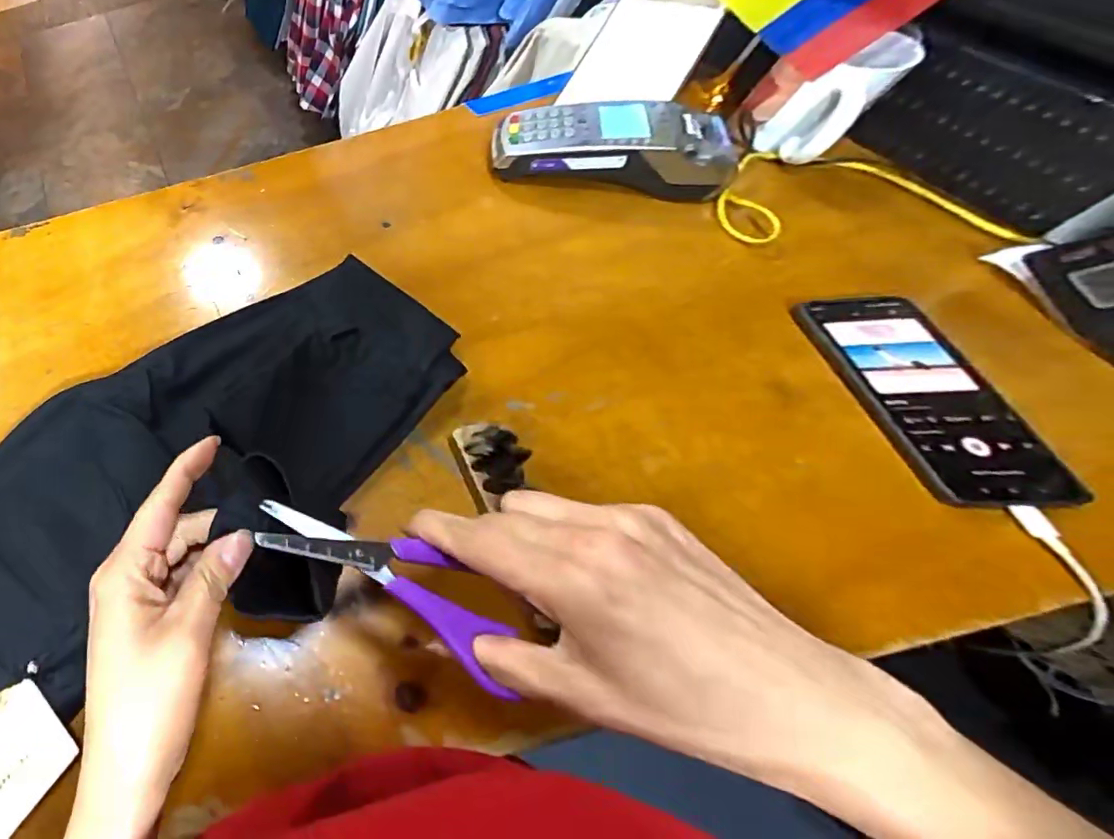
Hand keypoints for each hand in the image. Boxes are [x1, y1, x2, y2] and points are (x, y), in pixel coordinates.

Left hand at [67, 437, 252, 838]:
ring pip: (176, 558)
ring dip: (208, 552)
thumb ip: (212, 577)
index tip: (211, 442)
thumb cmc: (151, 698)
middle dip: (209, 524)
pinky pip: (174, 583)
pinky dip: (200, 576)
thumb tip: (240, 535)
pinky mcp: (143, 621)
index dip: (185, 470)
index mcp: (123, 569)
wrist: (126, 770)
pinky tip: (225, 576)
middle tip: (253, 528)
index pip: (159, 506)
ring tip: (246, 551)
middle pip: (171, 532)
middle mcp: (123, 575)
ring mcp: (131, 600)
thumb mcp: (187, 632)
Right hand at [410, 493, 1104, 838]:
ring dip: (517, 530)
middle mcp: (590, 533)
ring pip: (535, 503)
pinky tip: (601, 573)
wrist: (807, 704)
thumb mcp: (582, 694)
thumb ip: (505, 658)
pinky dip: (564, 530)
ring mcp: (627, 519)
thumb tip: (464, 635)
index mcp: (568, 579)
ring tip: (543, 578)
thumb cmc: (684, 709)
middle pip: (497, 515)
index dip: (431, 531)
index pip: (474, 537)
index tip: (406, 534)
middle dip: (473, 539)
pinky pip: (581, 510)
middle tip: (473, 574)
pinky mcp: (656, 517)